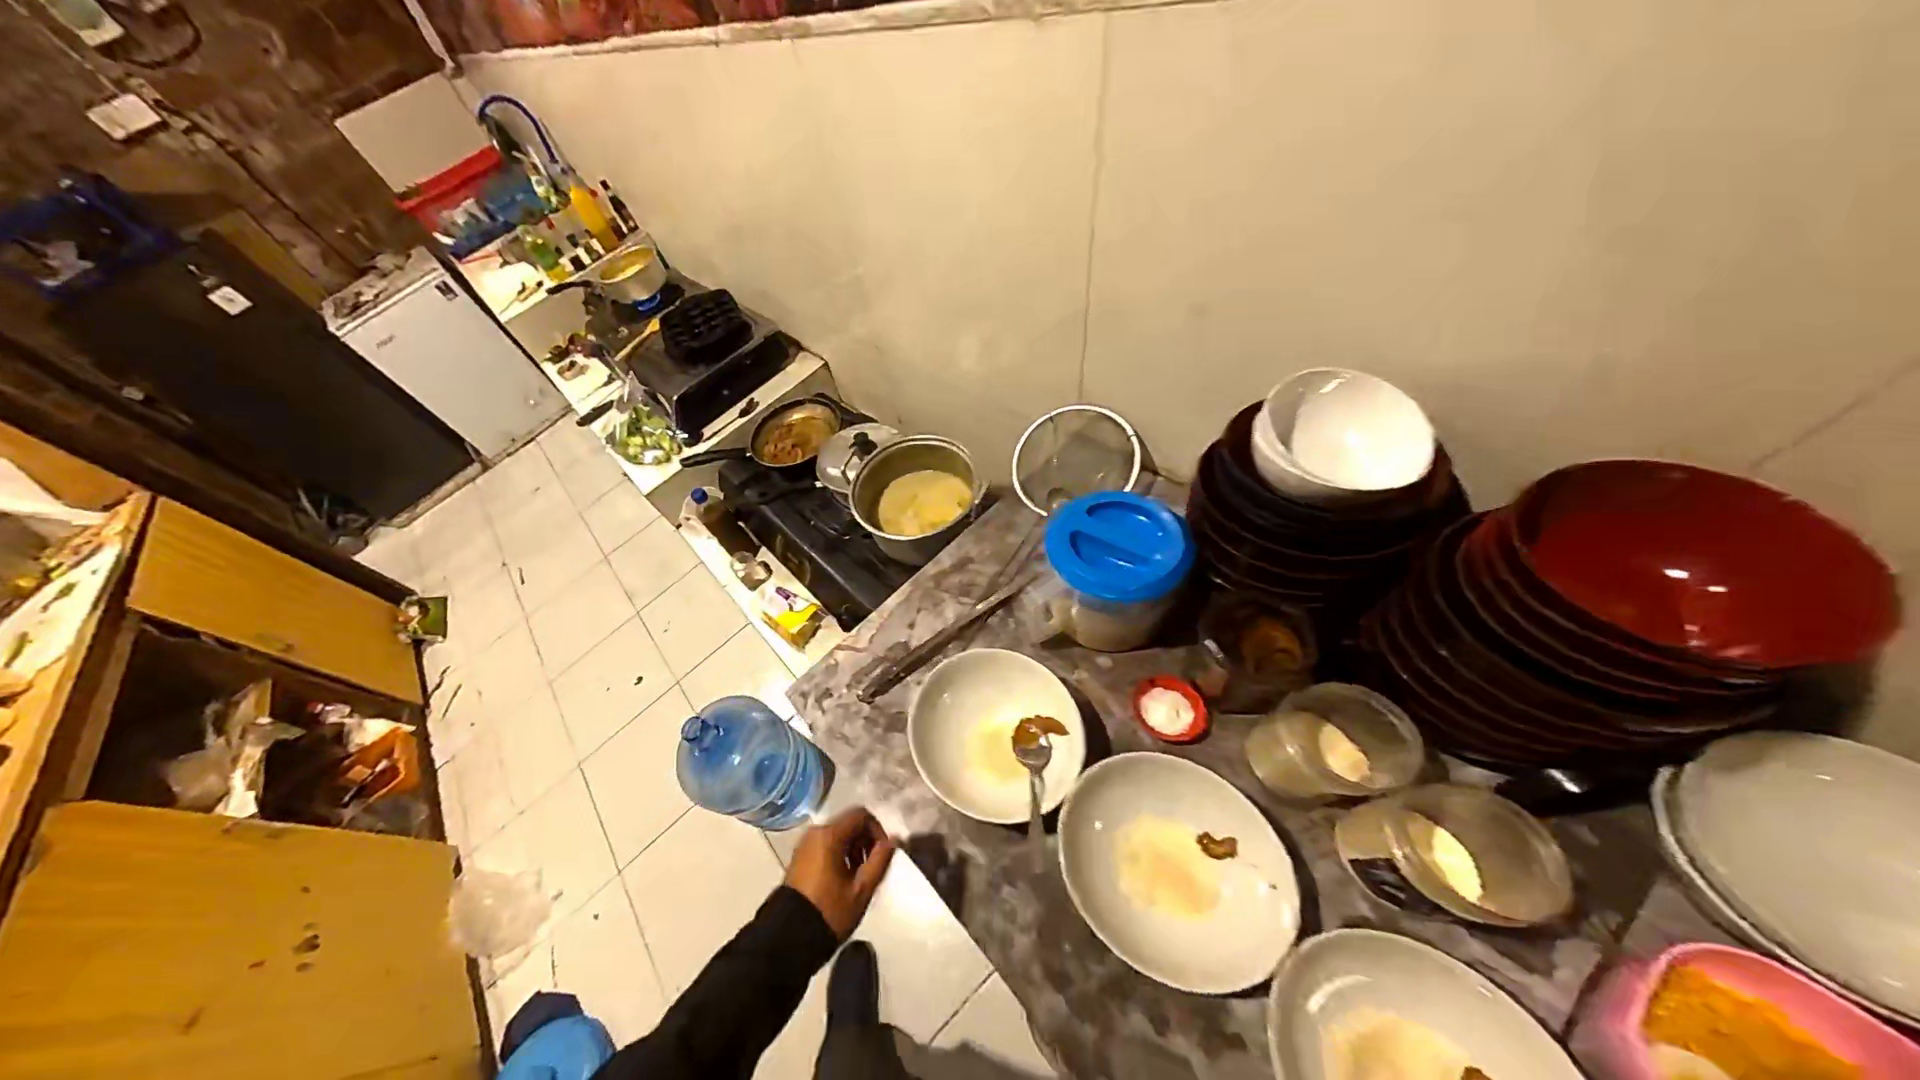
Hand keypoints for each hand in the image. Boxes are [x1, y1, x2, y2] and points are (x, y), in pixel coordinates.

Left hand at [784, 807, 894, 938]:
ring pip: (838, 835)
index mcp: (829, 835)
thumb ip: (880, 860)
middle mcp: (815, 833)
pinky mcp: (799, 857)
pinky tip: (842, 879)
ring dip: (853, 849)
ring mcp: (804, 845)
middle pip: (849, 824)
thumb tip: (894, 839)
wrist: (789, 937)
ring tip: (858, 877)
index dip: (877, 830)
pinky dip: (839, 854)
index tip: (883, 853)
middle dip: (865, 841)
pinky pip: (825, 845)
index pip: (861, 815)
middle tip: (872, 867)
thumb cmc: (829, 911)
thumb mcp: (861, 889)